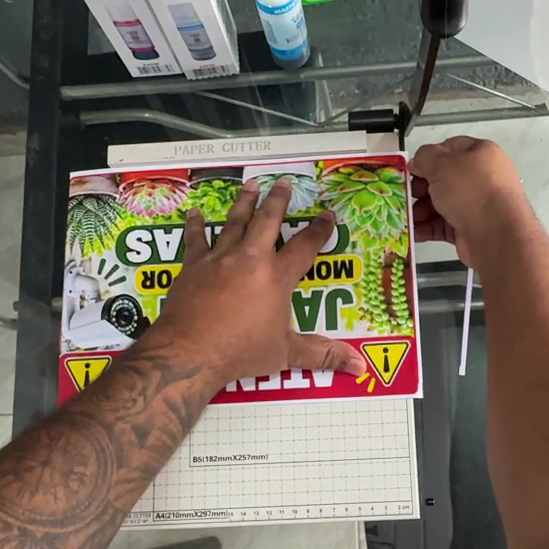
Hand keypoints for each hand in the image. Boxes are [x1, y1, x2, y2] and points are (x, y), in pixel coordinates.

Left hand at [146, 178, 367, 382]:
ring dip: (243, 202)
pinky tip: (195, 214)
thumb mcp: (286, 354)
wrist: (190, 352)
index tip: (327, 215)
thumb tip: (358, 366)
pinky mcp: (193, 267)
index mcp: (276, 277)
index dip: (319, 230)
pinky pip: (196, 239)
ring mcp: (219, 259)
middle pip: (267, 221)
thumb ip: (322, 354)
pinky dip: (196, 225)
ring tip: (250, 185)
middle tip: (283, 183)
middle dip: (278, 200)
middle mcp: (249, 259)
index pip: (304, 247)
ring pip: (234, 222)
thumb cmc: (241, 352)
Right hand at [410, 135, 534, 270]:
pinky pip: (442, 225)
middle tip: (405, 195)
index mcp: (479, 154)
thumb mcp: (442, 164)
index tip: (411, 168)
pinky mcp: (468, 228)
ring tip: (405, 217)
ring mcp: (475, 205)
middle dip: (420, 188)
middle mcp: (479, 178)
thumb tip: (417, 162)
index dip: (429, 157)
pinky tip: (412, 232)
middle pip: (442, 179)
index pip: (450, 149)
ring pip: (440, 204)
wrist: (495, 234)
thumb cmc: (470, 190)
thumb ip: (425, 157)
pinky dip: (426, 228)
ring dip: (420, 210)